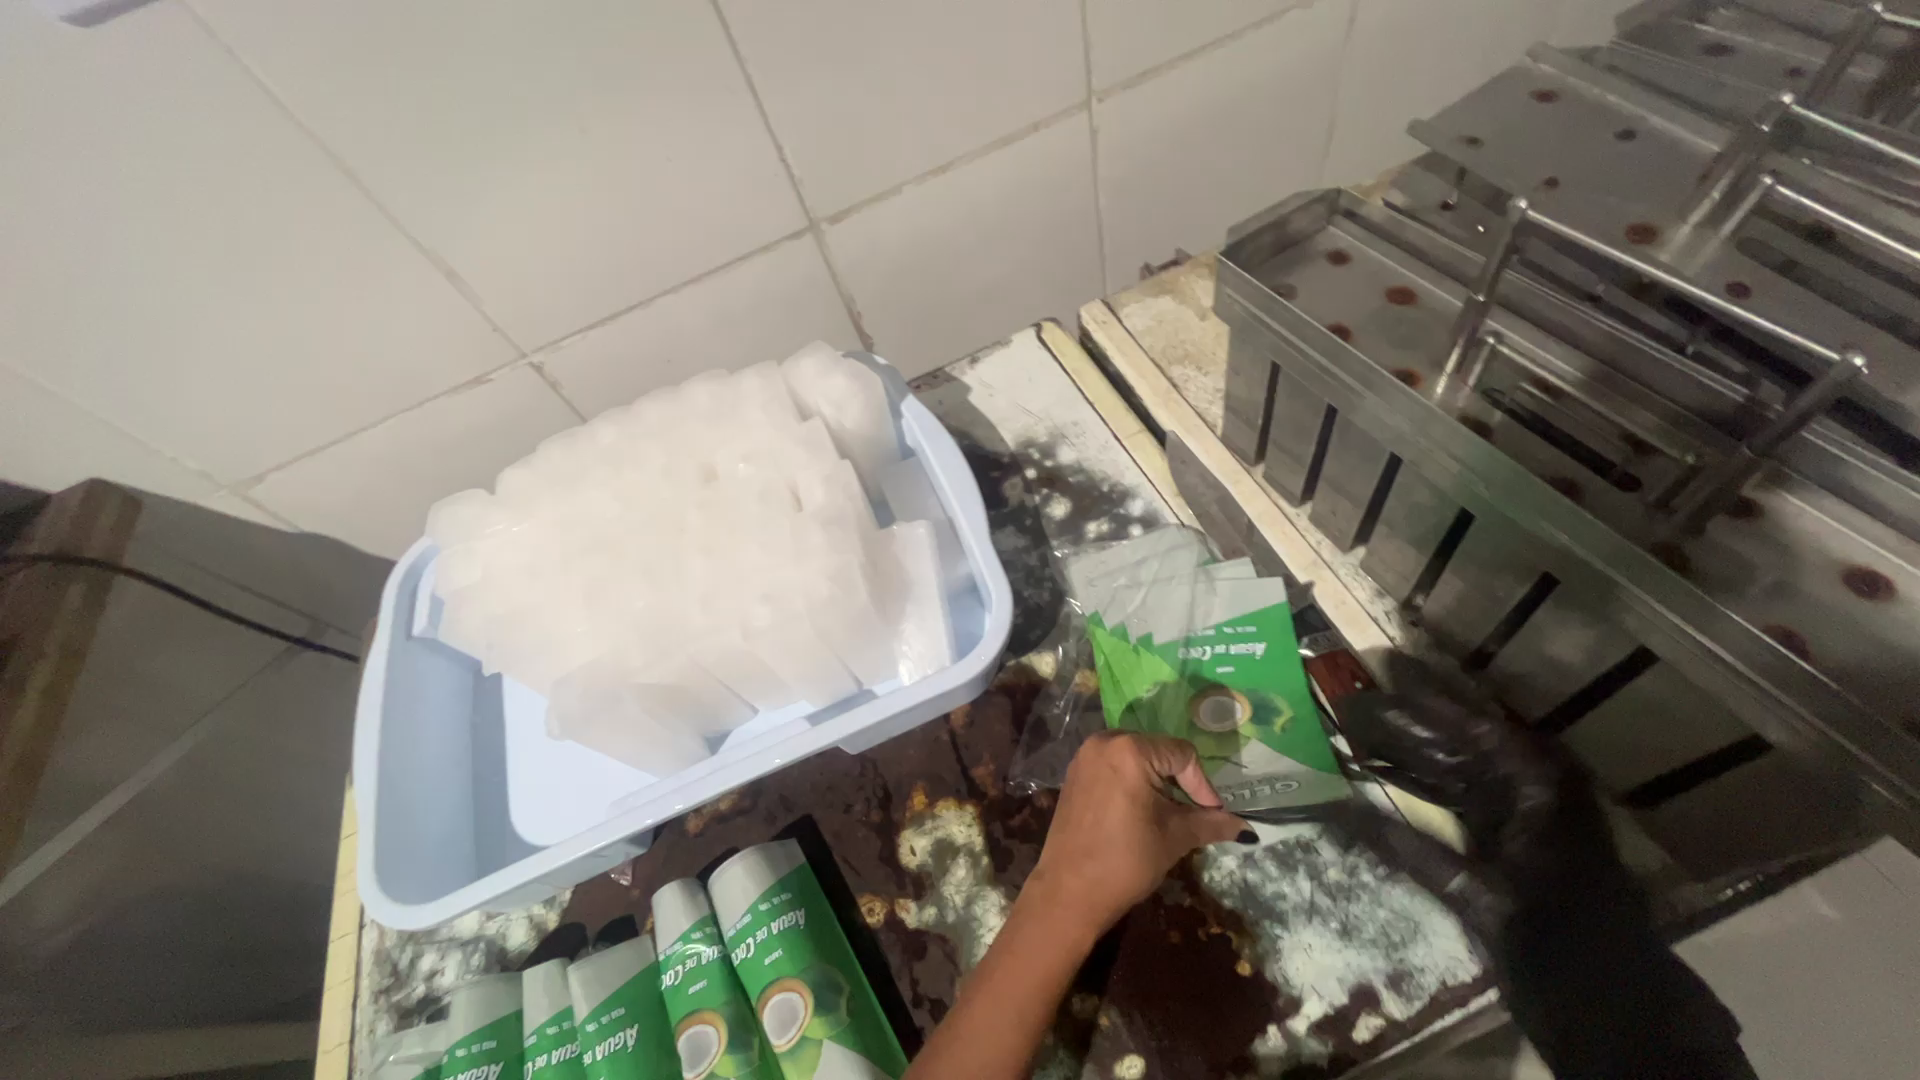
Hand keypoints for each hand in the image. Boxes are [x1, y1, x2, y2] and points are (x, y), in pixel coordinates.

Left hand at [1025, 731, 1251, 933]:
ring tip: (1167, 813)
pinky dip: (1131, 782)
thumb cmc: (1126, 860)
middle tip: (1192, 812)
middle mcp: (1103, 742)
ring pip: (1134, 758)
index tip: (1212, 814)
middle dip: (1178, 781)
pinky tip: (1138, 811)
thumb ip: (1210, 823)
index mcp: (1130, 750)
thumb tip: (1246, 827)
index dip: (1202, 785)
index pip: (1182, 754)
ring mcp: (1084, 756)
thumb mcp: (1174, 837)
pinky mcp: (1073, 773)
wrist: (1069, 891)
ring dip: (1155, 781)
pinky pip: (1112, 766)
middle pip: (1157, 751)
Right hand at [1335, 662, 1627, 924]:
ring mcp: (1516, 821)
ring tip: (1354, 730)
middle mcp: (1528, 795)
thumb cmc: (1558, 947)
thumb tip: (1335, 808)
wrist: (1617, 1016)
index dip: (1429, 697)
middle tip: (1353, 698)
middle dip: (1407, 721)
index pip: (1476, 727)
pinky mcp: (1504, 847)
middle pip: (1459, 744)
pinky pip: (1454, 802)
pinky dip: (1417, 788)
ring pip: (1453, 771)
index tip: (1386, 666)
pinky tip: (1376, 777)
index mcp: (1537, 793)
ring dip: (1406, 753)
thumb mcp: (1481, 899)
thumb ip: (1406, 850)